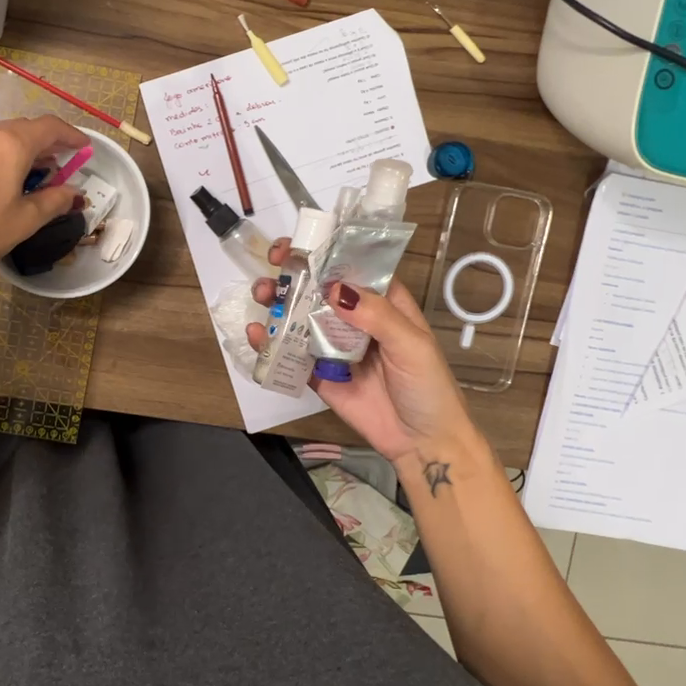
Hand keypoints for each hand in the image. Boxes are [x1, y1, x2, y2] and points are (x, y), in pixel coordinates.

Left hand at [0, 116, 88, 323]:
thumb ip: (54, 201)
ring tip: (36, 174)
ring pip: (2, 138)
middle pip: (24, 129)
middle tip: (62, 163)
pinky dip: (2, 157)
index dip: (71, 135)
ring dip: (23, 150)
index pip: (49, 127)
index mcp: (10, 144)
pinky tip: (6, 180)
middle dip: (47, 143)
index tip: (84, 148)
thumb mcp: (25, 220)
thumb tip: (74, 194)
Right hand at [249, 239, 483, 465]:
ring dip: (278, 303)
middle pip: (321, 290)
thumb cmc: (428, 388)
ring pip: (301, 318)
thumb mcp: (411, 345)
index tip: (302, 241)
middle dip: (295, 274)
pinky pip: (292, 356)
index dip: (328, 252)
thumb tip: (334, 290)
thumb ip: (375, 316)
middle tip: (273, 263)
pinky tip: (257, 334)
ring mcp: (335, 348)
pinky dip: (271, 343)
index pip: (354, 269)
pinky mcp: (319, 375)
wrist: (423, 443)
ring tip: (260, 295)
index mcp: (384, 305)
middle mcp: (356, 321)